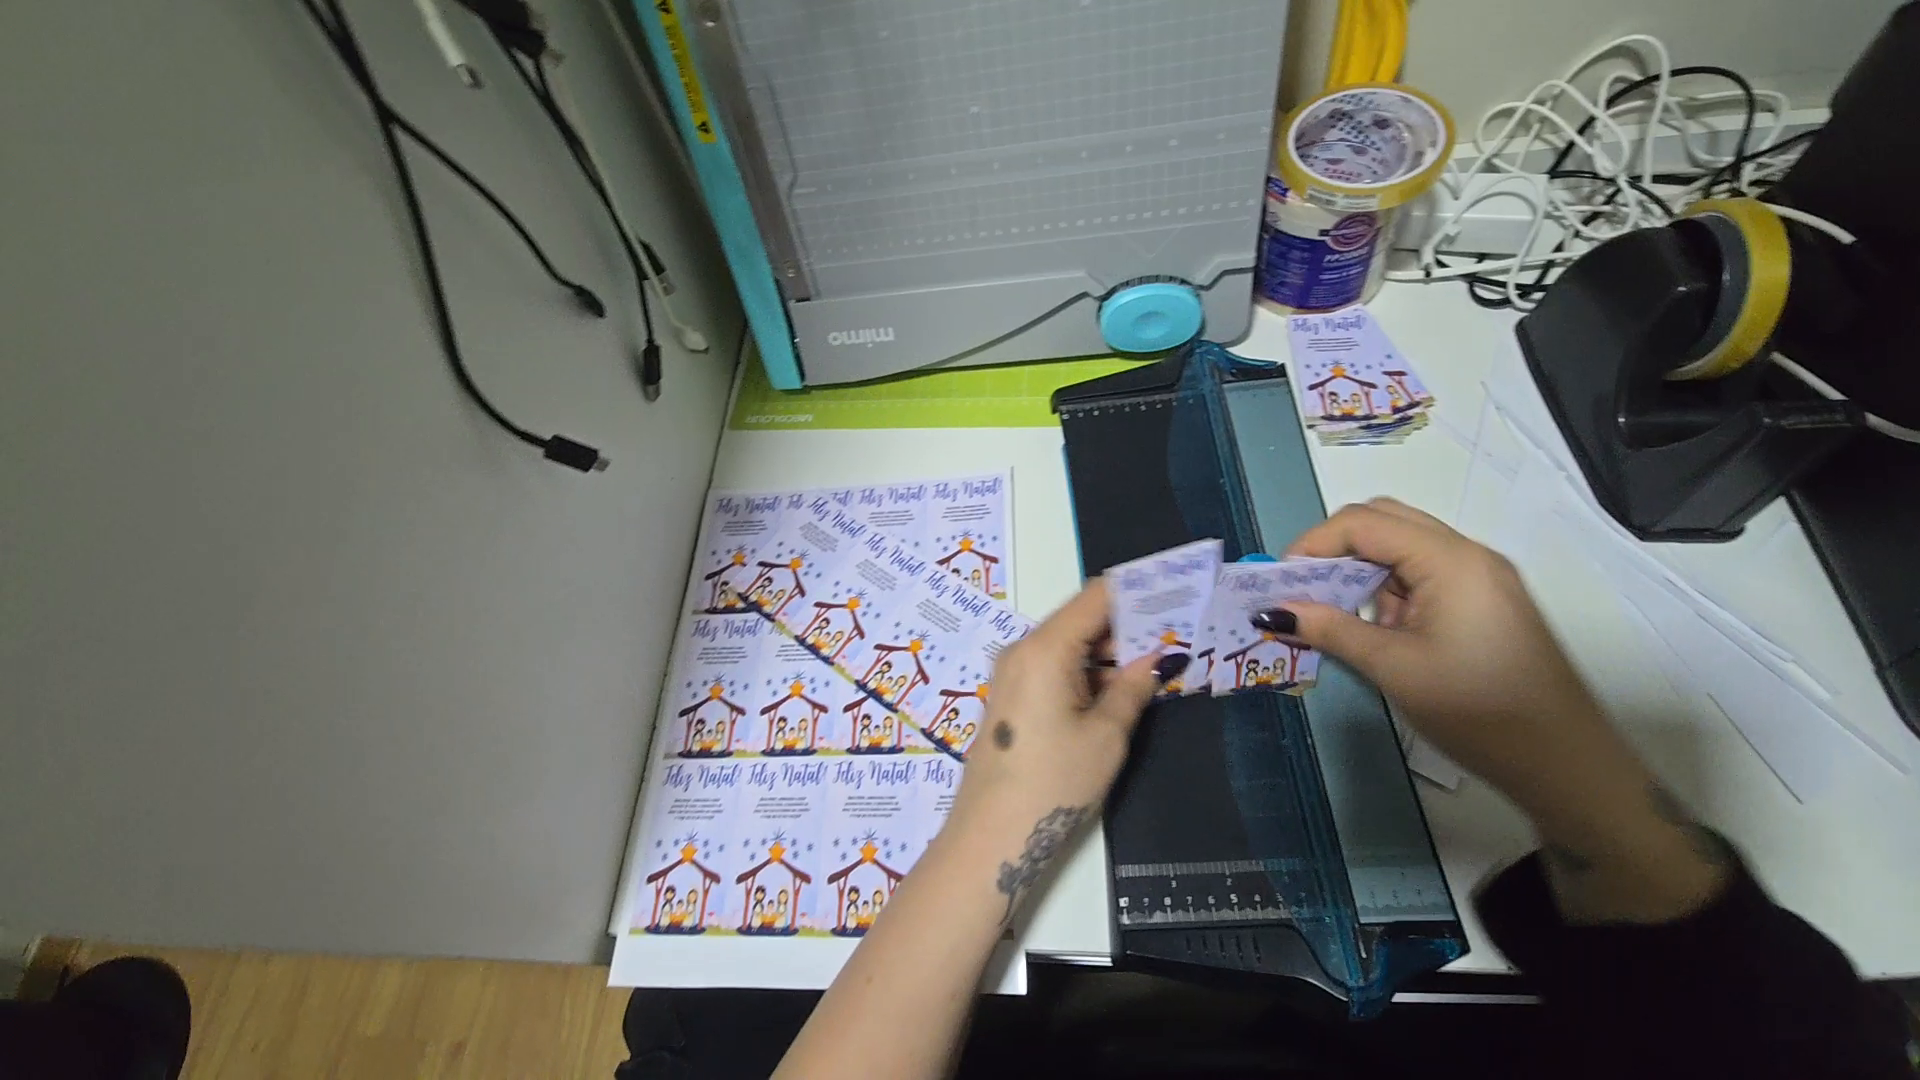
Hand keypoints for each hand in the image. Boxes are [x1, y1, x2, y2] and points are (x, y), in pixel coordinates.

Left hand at [943, 581, 1163, 916]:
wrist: (991, 836)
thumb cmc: (1054, 782)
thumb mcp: (1107, 736)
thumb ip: (1134, 688)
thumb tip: (1158, 658)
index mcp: (1045, 648)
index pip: (1095, 597)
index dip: (1136, 590)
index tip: (1176, 590)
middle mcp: (1023, 650)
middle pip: (1081, 619)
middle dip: (1128, 624)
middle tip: (1178, 631)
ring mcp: (1013, 673)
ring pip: (1070, 645)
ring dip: (1110, 651)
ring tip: (1159, 661)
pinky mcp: (1012, 696)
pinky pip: (1055, 667)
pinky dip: (1088, 670)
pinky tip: (1121, 688)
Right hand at [1275, 499, 1619, 809]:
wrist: (1564, 764)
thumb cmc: (1476, 710)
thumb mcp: (1394, 668)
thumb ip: (1332, 630)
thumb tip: (1273, 612)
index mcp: (1451, 561)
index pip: (1365, 523)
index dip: (1314, 544)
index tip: (1281, 582)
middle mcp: (1468, 555)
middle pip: (1385, 521)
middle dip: (1335, 547)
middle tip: (1302, 588)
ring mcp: (1480, 577)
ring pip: (1403, 546)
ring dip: (1360, 568)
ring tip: (1332, 612)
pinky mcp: (1483, 601)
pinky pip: (1422, 573)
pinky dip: (1386, 588)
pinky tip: (1373, 626)